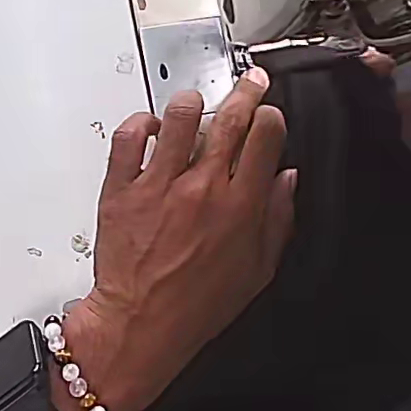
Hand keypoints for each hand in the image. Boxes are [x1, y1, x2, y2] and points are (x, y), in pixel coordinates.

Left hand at [57, 70, 297, 410]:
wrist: (141, 324)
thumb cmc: (196, 305)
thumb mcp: (256, 271)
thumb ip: (277, 220)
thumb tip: (287, 180)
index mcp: (240, 207)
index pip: (265, 137)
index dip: (271, 117)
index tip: (269, 115)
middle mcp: (202, 189)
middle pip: (229, 118)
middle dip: (245, 93)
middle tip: (248, 85)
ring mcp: (159, 185)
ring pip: (179, 116)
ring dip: (191, 103)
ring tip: (194, 105)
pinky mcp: (122, 189)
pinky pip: (128, 138)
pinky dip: (138, 123)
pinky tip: (148, 126)